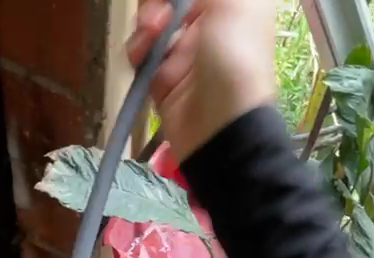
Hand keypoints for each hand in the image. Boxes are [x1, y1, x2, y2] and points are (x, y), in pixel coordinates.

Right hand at [127, 0, 279, 161]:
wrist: (221, 128)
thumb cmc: (235, 58)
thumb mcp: (231, 3)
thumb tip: (177, 0)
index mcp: (233, 6)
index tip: (169, 0)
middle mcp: (209, 27)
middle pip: (173, 6)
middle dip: (159, 4)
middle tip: (159, 15)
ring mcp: (185, 56)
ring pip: (154, 27)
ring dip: (145, 26)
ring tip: (149, 35)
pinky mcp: (164, 81)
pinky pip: (143, 58)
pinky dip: (138, 53)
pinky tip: (140, 56)